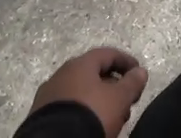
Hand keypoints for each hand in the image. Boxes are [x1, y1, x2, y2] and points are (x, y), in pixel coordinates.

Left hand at [31, 47, 149, 137]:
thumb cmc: (91, 114)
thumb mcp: (119, 98)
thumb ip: (132, 83)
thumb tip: (140, 72)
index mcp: (80, 64)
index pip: (108, 54)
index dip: (126, 62)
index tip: (138, 75)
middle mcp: (61, 74)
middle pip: (93, 74)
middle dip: (112, 86)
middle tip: (126, 101)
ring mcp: (48, 96)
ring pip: (79, 92)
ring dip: (97, 100)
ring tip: (111, 117)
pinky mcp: (39, 117)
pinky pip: (68, 108)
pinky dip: (82, 111)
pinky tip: (90, 124)